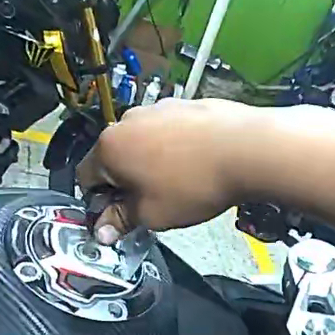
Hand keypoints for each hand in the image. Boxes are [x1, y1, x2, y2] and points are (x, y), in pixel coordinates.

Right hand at [76, 98, 273, 244]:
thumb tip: (102, 229)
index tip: (117, 217)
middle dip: (124, 182)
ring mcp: (158, 109)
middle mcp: (128, 121)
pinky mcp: (185, 105)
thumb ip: (120, 220)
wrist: (249, 150)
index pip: (85, 178)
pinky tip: (194, 167)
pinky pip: (168, 131)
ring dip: (148, 164)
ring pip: (141, 143)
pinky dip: (173, 149)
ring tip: (176, 186)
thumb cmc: (194, 184)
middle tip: (147, 205)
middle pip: (113, 157)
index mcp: (109, 147)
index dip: (98, 202)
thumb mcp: (151, 214)